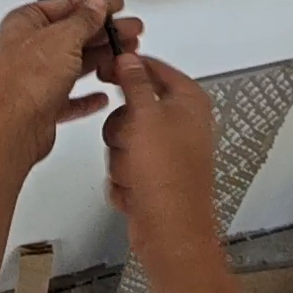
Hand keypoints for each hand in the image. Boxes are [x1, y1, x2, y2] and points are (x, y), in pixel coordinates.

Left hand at [0, 0, 142, 171]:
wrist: (11, 131)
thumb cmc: (23, 83)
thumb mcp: (63, 39)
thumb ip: (84, 20)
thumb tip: (96, 5)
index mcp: (25, 23)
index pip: (65, 5)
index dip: (93, 4)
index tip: (115, 5)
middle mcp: (27, 48)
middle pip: (72, 34)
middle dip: (103, 33)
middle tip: (128, 31)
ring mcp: (34, 78)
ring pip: (73, 64)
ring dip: (100, 60)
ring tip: (124, 56)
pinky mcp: (42, 105)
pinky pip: (70, 97)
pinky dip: (87, 96)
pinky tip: (101, 95)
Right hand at [102, 55, 218, 263]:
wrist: (170, 234)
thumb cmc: (166, 175)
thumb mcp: (145, 116)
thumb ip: (135, 82)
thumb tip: (129, 58)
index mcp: (188, 101)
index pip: (152, 68)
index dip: (126, 67)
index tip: (104, 69)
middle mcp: (181, 123)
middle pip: (131, 107)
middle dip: (121, 129)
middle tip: (129, 141)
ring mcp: (167, 151)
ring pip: (122, 138)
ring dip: (121, 158)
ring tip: (135, 173)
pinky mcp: (153, 176)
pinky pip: (124, 165)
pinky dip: (125, 178)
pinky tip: (136, 190)